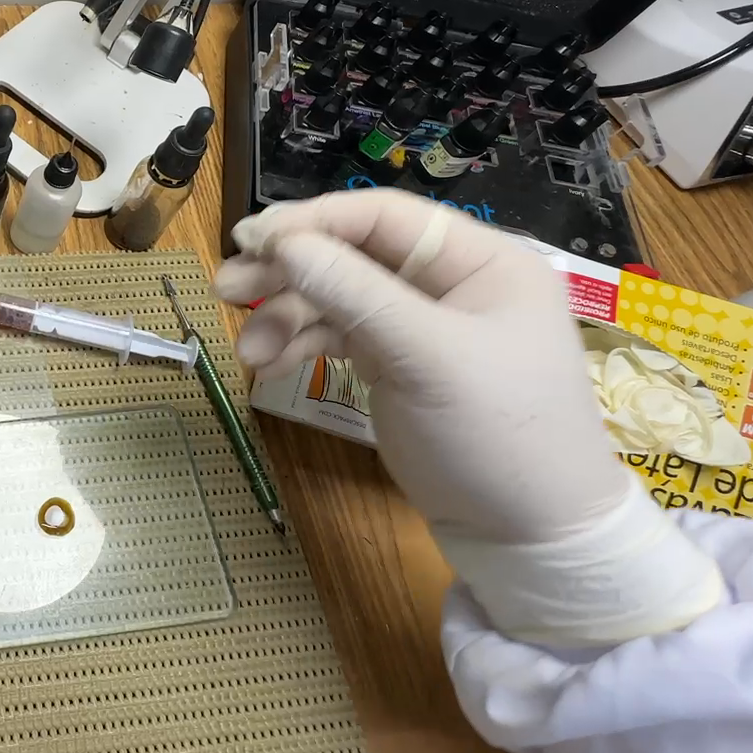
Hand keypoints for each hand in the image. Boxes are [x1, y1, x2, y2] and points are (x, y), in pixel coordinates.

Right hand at [214, 189, 719, 644]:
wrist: (526, 536)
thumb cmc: (497, 436)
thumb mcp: (428, 358)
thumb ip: (355, 295)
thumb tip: (281, 243)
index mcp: (479, 261)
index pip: (381, 217)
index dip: (312, 222)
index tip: (248, 241)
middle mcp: (444, 282)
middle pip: (346, 254)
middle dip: (285, 273)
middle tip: (226, 288)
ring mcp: (413, 323)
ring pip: (330, 298)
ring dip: (282, 318)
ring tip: (246, 351)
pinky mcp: (390, 359)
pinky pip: (331, 335)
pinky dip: (296, 346)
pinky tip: (266, 366)